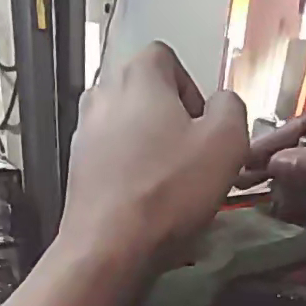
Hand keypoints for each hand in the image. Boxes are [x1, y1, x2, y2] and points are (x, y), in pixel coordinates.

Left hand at [59, 43, 248, 262]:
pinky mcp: (75, 169)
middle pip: (145, 95)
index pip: (168, 59)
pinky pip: (111, 159)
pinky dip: (128, 172)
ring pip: (127, 128)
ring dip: (149, 148)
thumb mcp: (226, 142)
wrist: (108, 246)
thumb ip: (231, 107)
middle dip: (170, 121)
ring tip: (166, 184)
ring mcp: (83, 132)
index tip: (203, 129)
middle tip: (189, 159)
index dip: (192, 90)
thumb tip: (220, 105)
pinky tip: (142, 201)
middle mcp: (102, 93)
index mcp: (138, 74)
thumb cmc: (170, 190)